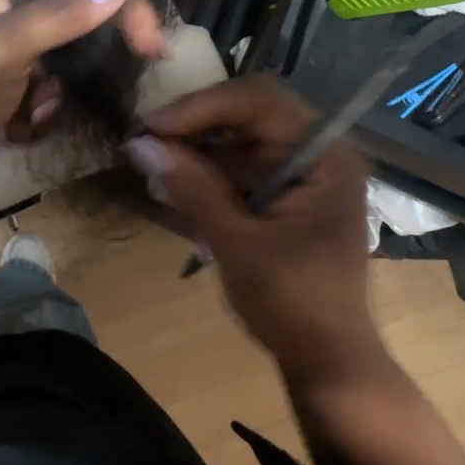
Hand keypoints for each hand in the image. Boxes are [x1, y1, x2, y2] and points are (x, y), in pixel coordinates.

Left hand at [0, 0, 164, 188]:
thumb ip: (64, 13)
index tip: (152, 44)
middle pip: (77, 27)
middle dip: (97, 56)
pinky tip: (19, 129)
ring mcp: (9, 61)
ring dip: (59, 94)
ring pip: (66, 70)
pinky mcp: (7, 98)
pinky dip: (41, 116)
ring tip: (35, 109)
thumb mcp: (7, 45)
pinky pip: (47, 100)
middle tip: (130, 78)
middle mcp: (10, 20)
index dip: (120, 6)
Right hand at [126, 76, 383, 385]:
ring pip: (237, 135)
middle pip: (248, 111)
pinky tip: (170, 177)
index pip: (259, 102)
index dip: (201, 107)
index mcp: (325, 158)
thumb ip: (191, 188)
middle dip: (195, 120)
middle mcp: (317, 153)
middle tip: (147, 134)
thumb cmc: (294, 302)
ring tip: (149, 155)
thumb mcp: (236, 242)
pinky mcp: (283, 192)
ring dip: (194, 143)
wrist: (327, 361)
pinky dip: (204, 167)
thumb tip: (137, 143)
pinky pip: (237, 162)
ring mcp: (301, 172)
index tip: (153, 125)